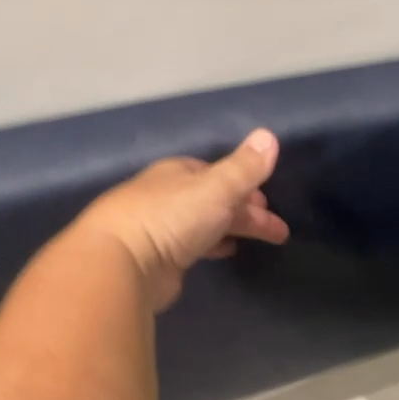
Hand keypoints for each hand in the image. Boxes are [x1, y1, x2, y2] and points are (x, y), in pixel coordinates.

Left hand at [75, 128, 291, 309]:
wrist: (121, 265)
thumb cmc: (171, 218)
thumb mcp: (217, 188)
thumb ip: (245, 167)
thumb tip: (269, 134)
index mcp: (177, 173)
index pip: (216, 172)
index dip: (245, 183)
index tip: (269, 200)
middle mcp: (166, 195)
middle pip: (215, 198)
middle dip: (247, 210)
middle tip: (277, 228)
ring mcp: (160, 226)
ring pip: (207, 221)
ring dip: (233, 228)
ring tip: (259, 241)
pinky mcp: (158, 256)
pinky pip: (194, 244)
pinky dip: (215, 245)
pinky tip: (226, 252)